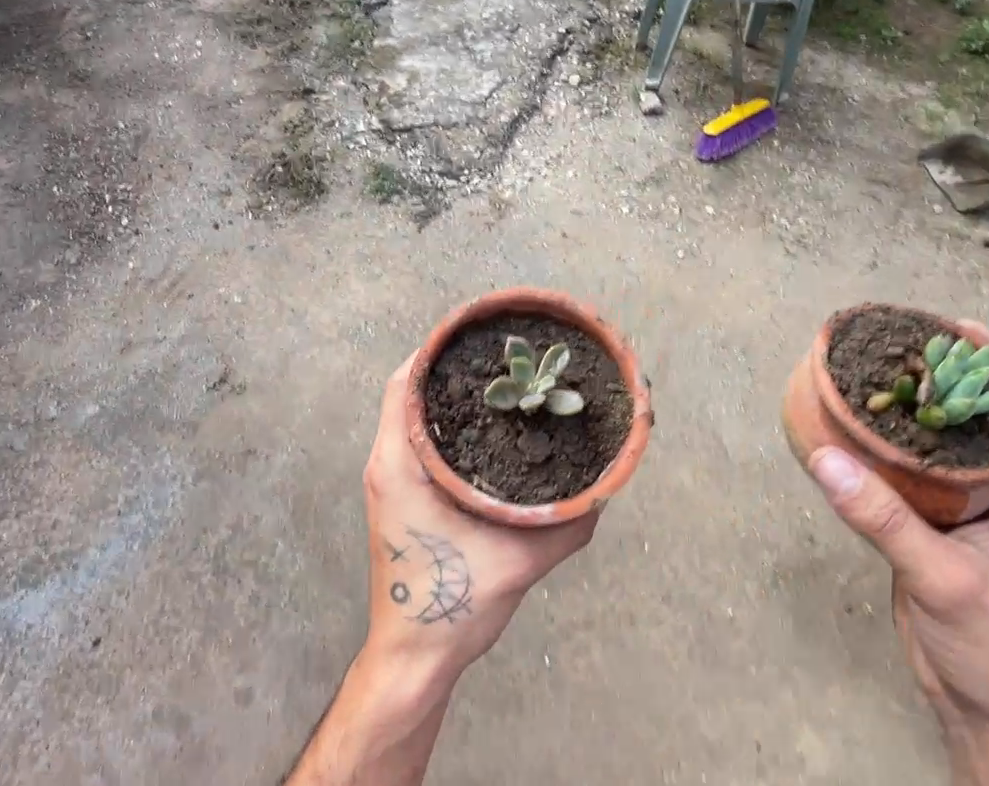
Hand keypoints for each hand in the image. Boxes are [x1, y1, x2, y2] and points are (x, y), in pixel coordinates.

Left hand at [287, 354, 600, 784]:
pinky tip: (484, 428)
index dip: (437, 349)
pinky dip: (443, 422)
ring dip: (445, 393)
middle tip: (498, 352)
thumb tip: (604, 486)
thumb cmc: (451, 608)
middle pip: (408, 390)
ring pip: (410, 414)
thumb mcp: (518, 562)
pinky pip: (416, 439)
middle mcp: (384, 463)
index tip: (478, 332)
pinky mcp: (397, 494)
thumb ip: (566, 523)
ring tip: (496, 381)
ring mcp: (387, 479)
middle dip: (449, 366)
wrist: (413, 657)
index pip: (406, 382)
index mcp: (398, 465)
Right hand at [803, 323, 988, 784]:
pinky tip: (855, 434)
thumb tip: (822, 456)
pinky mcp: (943, 530)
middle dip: (952, 378)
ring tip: (872, 377)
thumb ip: (883, 518)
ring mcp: (981, 513)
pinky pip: (918, 476)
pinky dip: (891, 451)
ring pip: (951, 446)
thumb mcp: (946, 581)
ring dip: (917, 413)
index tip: (957, 329)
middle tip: (899, 346)